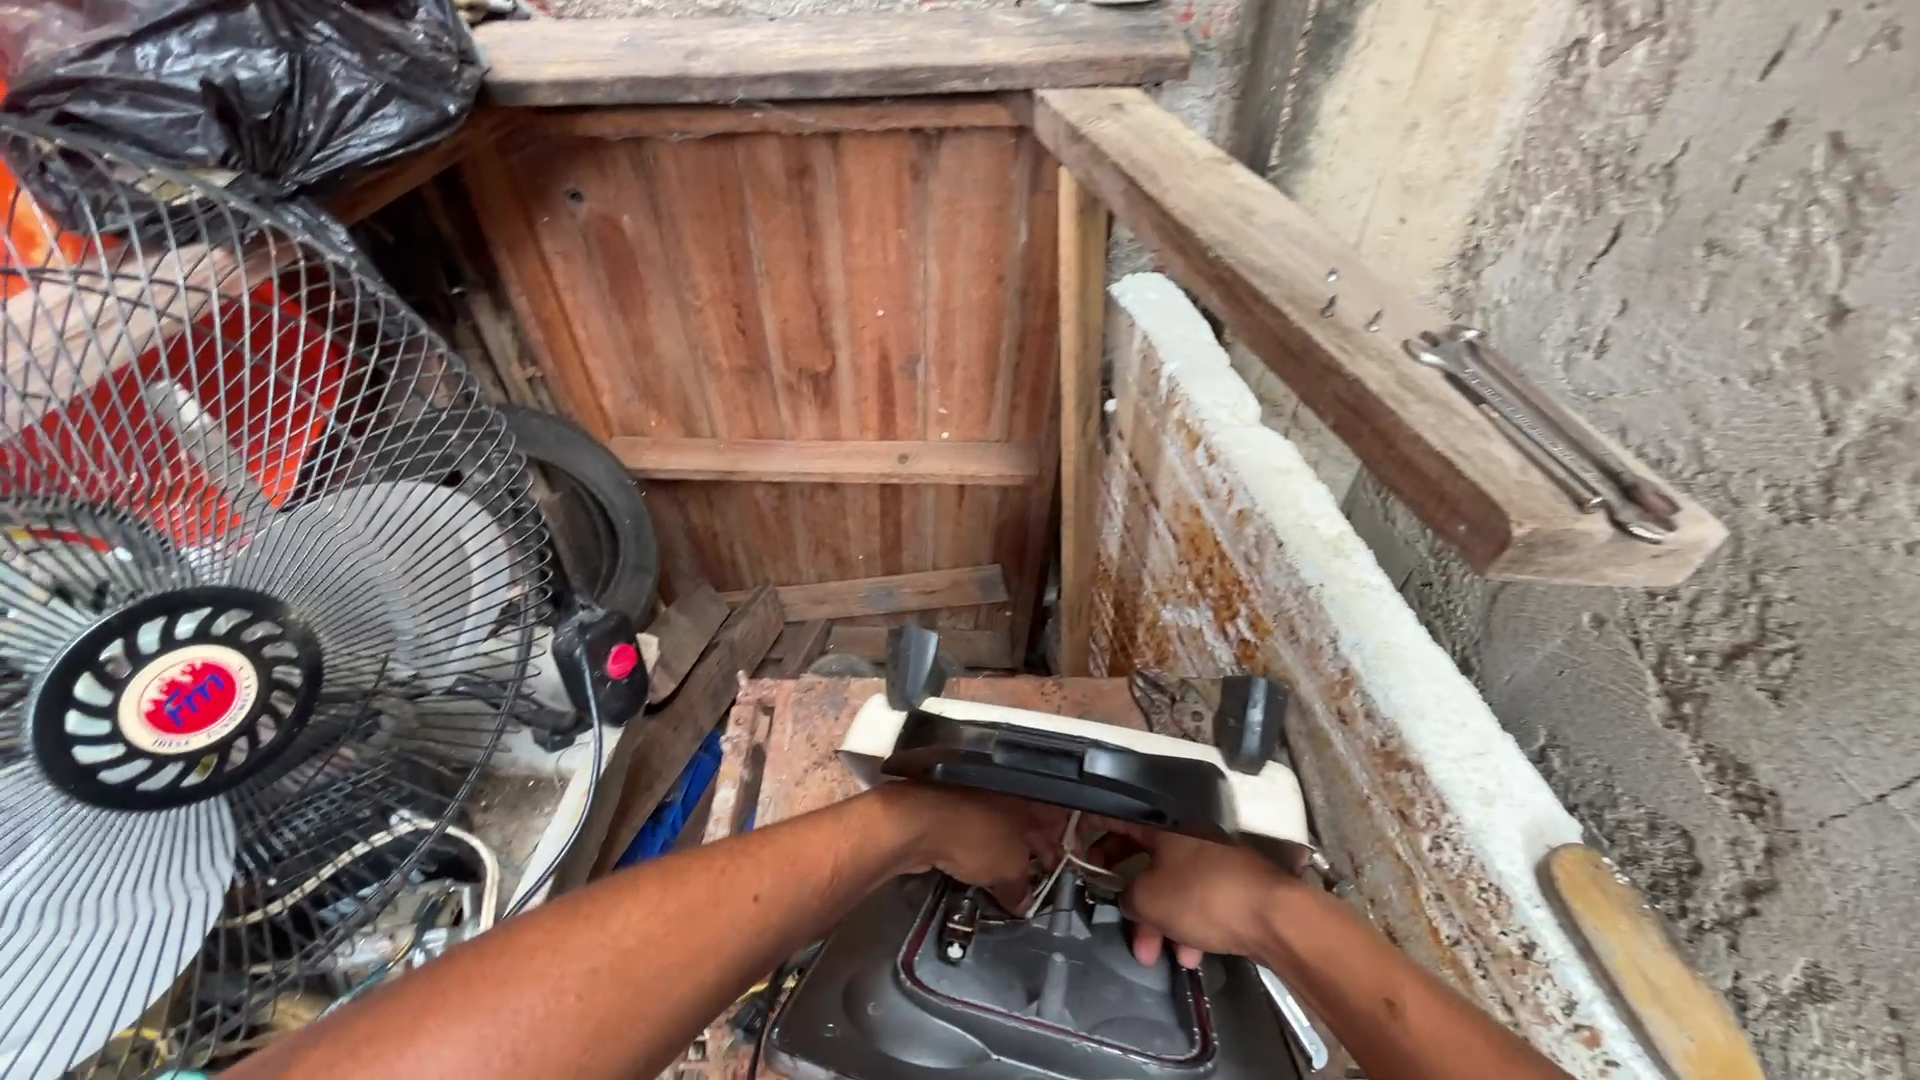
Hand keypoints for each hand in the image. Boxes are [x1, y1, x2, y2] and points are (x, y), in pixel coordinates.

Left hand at [872, 783, 1063, 909]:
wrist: (920, 822)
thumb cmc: (976, 837)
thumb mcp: (1009, 869)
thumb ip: (1021, 887)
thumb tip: (1025, 903)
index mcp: (1025, 801)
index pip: (1053, 825)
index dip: (1057, 852)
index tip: (1057, 877)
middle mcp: (1003, 796)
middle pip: (1024, 829)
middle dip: (1029, 857)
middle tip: (1031, 885)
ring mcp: (974, 803)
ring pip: (997, 833)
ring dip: (1001, 857)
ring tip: (1005, 885)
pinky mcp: (948, 814)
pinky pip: (973, 839)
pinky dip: (977, 856)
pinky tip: (976, 874)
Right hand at [1092, 823, 1299, 969]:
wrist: (1276, 917)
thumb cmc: (1204, 896)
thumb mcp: (1150, 899)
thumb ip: (1128, 896)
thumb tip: (1129, 898)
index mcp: (1162, 821)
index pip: (1115, 816)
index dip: (1090, 831)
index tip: (1075, 848)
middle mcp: (1185, 830)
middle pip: (1142, 856)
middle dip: (1127, 895)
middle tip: (1114, 915)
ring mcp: (1211, 855)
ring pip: (1170, 884)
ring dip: (1158, 921)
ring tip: (1155, 955)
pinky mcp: (1231, 881)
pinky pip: (1197, 898)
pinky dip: (1188, 924)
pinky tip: (1191, 956)